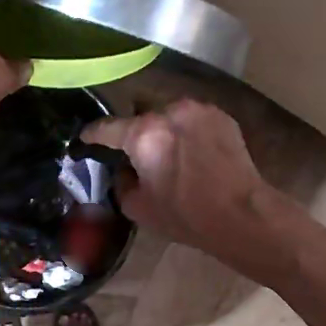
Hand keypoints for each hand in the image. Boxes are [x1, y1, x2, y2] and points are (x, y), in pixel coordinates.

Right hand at [81, 99, 285, 264]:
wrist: (240, 214)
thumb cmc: (185, 215)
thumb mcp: (138, 208)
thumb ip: (122, 183)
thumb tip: (124, 170)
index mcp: (143, 135)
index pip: (106, 127)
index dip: (91, 134)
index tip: (85, 139)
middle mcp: (169, 112)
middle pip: (140, 114)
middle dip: (135, 131)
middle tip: (136, 153)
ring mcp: (198, 110)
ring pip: (168, 113)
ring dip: (162, 129)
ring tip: (167, 152)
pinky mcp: (221, 116)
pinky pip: (191, 118)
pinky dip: (185, 131)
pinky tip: (191, 153)